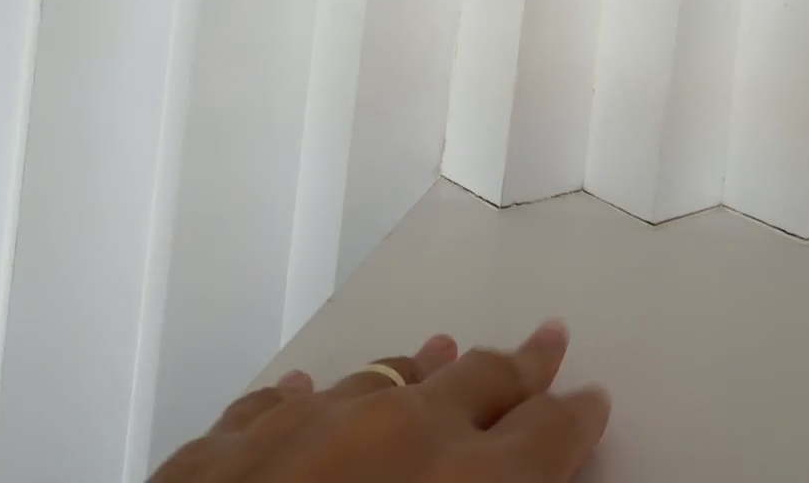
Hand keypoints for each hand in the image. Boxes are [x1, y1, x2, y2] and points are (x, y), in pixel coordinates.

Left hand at [150, 320, 609, 481]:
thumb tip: (522, 479)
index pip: (550, 431)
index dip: (577, 414)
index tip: (590, 399)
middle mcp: (400, 435)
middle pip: (483, 380)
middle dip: (523, 364)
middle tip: (547, 340)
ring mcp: (306, 430)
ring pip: (388, 375)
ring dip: (422, 369)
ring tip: (442, 349)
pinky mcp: (217, 451)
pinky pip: (281, 404)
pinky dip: (310, 400)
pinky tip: (316, 392)